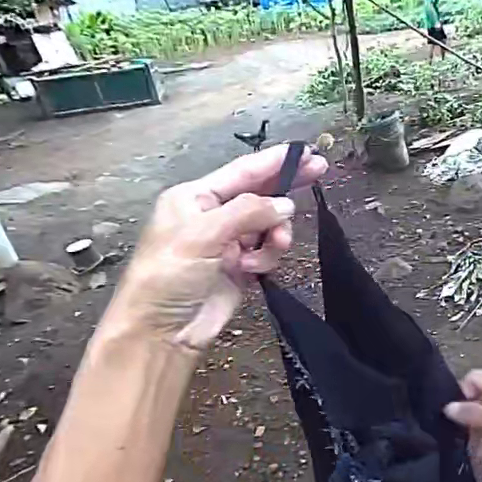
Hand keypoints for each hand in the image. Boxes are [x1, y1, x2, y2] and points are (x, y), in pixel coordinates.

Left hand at [102, 144, 327, 349]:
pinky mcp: (239, 268)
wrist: (162, 331)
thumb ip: (247, 212)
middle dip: (286, 185)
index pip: (242, 171)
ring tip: (276, 244)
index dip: (275, 160)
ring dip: (276, 233)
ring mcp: (227, 242)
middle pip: (258, 193)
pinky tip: (253, 269)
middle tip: (319, 170)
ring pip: (268, 225)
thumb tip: (286, 205)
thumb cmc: (170, 275)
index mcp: (195, 197)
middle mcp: (212, 215)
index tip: (306, 150)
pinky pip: (266, 252)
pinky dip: (267, 257)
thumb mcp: (203, 234)